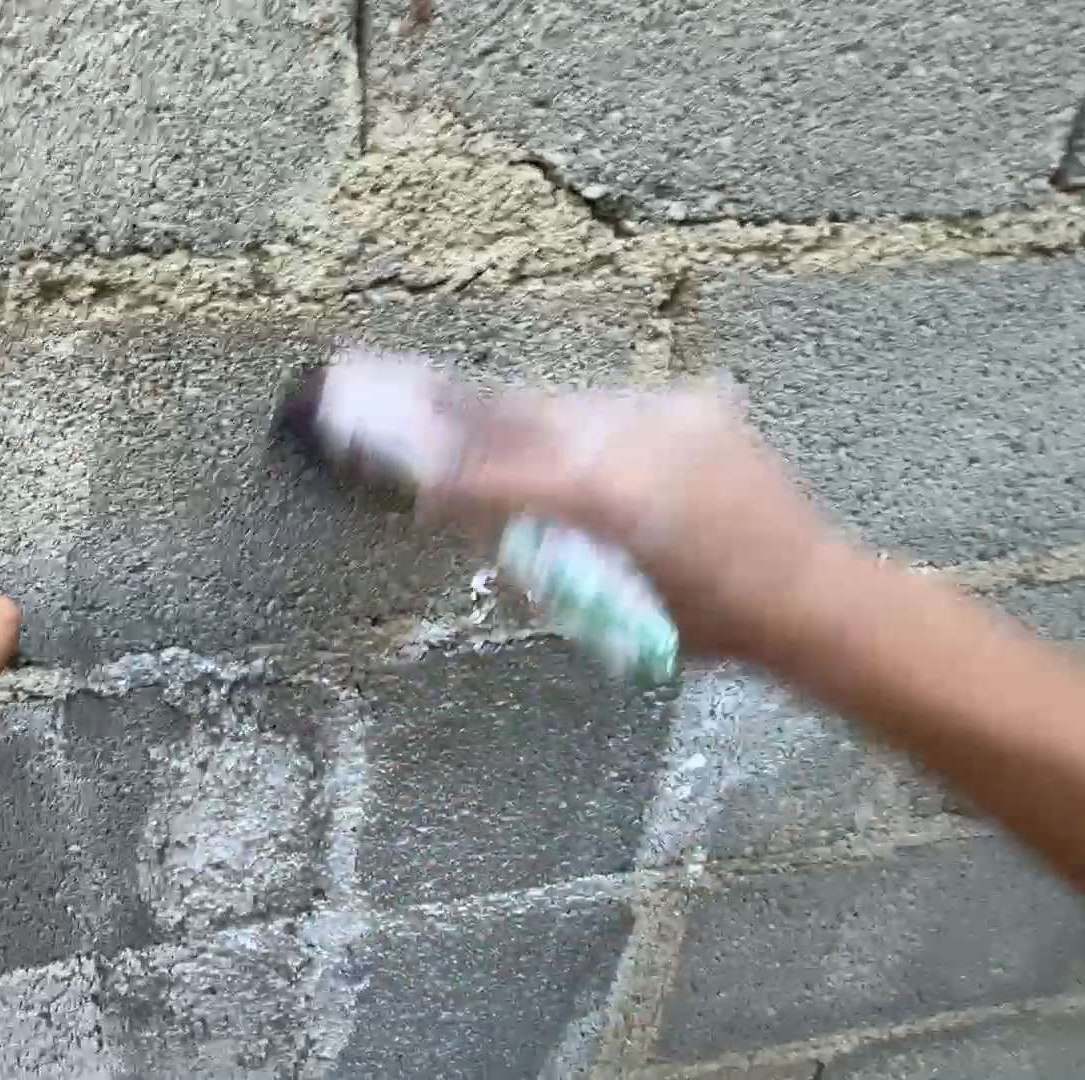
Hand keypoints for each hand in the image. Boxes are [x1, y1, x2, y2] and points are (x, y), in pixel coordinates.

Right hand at [429, 387, 855, 662]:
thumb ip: (539, 554)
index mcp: (605, 498)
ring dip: (522, 419)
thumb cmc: (703, 624)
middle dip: (470, 424)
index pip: (498, 477)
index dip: (451, 480)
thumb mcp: (601, 603)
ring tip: (491, 427)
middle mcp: (633, 440)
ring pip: (566, 405)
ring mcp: (669, 415)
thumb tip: (488, 524)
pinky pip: (613, 406)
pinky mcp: (696, 407)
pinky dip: (579, 422)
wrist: (818, 598)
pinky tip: (572, 439)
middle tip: (429, 423)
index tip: (423, 489)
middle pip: (524, 418)